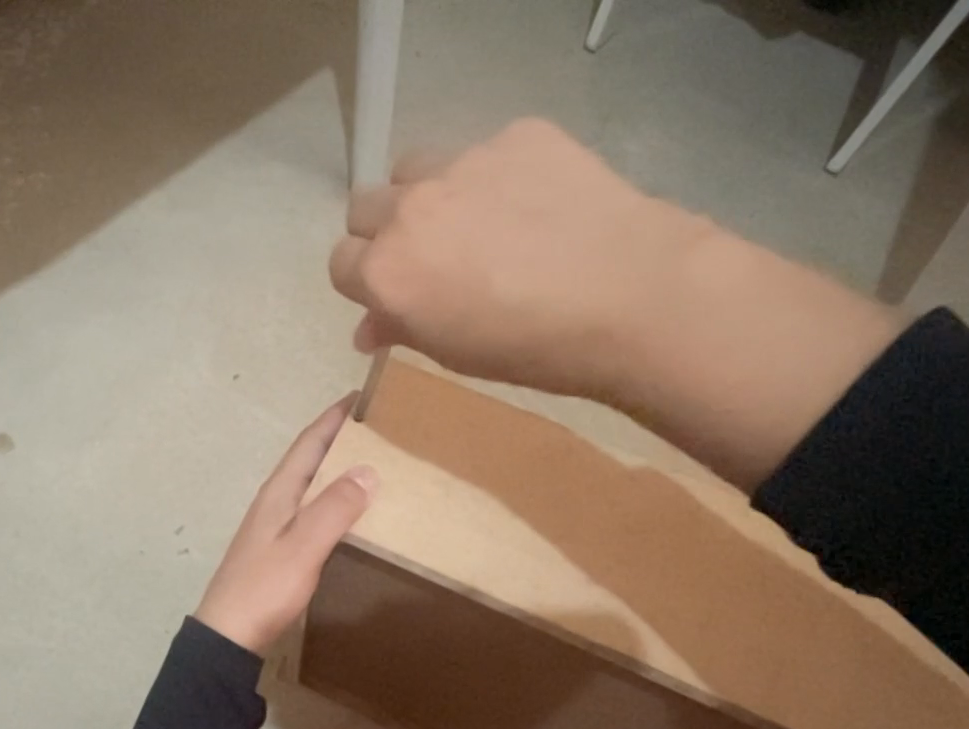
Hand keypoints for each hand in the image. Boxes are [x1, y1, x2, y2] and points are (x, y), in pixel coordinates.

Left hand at [195, 398, 378, 652]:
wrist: (229, 635)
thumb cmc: (265, 587)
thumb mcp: (303, 546)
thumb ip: (334, 508)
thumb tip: (368, 469)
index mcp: (279, 492)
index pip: (309, 443)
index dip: (333, 418)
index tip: (363, 396)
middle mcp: (275, 502)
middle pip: (310, 460)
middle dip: (340, 439)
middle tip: (378, 429)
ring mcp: (275, 526)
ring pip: (311, 486)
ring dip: (338, 470)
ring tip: (373, 464)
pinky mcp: (279, 549)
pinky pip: (312, 511)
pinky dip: (334, 501)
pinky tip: (350, 514)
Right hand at [328, 118, 711, 400]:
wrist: (628, 298)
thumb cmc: (530, 348)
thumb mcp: (453, 353)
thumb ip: (400, 329)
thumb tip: (369, 326)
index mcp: (386, 272)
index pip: (340, 263)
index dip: (364, 281)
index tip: (394, 293)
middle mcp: (409, 211)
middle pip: (365, 207)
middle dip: (385, 232)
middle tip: (430, 257)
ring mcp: (462, 163)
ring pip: (415, 168)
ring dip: (428, 194)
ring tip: (477, 222)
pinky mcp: (516, 135)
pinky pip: (486, 152)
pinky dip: (496, 177)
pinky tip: (537, 206)